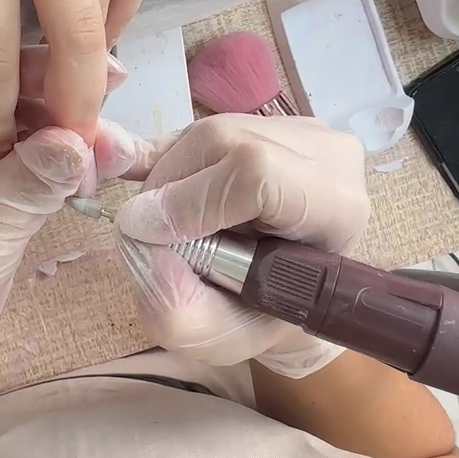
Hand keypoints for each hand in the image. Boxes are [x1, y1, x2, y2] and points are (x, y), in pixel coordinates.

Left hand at [0, 47, 142, 433]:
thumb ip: (31, 178)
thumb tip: (82, 140)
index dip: (47, 69)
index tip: (103, 75)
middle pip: (27, 102)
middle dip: (72, 111)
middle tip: (113, 137)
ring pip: (43, 136)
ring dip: (80, 143)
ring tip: (115, 160)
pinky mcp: (11, 201)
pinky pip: (49, 171)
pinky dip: (75, 172)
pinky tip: (100, 178)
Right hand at [112, 115, 371, 377]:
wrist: (285, 291)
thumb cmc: (264, 318)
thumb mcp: (224, 339)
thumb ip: (180, 310)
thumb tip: (138, 238)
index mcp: (336, 206)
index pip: (256, 174)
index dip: (190, 201)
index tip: (147, 236)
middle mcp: (324, 151)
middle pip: (217, 143)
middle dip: (165, 191)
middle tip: (154, 238)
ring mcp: (294, 127)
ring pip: (200, 133)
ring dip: (163, 179)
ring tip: (173, 225)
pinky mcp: (256, 118)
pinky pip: (188, 127)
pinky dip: (149, 153)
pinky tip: (122, 166)